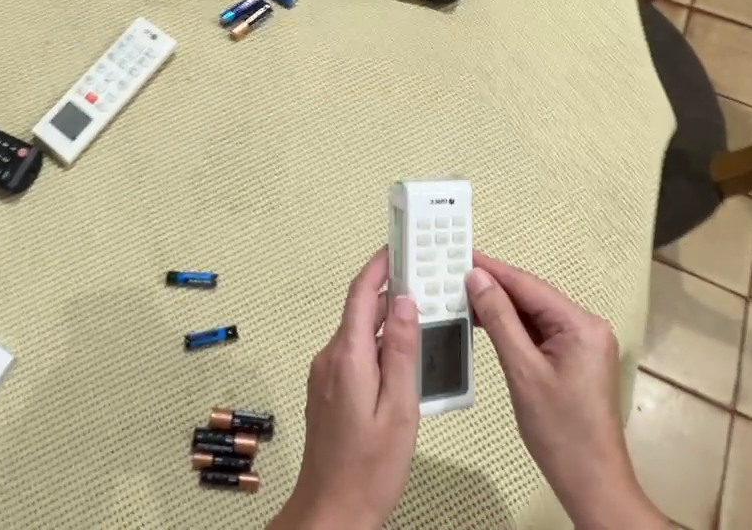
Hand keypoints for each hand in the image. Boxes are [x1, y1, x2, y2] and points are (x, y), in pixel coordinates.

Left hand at [268, 248, 420, 529]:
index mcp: (348, 356)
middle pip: (361, 311)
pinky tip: (403, 359)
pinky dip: (378, 345)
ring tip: (423, 318)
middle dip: (391, 293)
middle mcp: (330, 357)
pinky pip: (355, 353)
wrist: (331, 511)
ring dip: (387, 322)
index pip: (361, 294)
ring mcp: (326, 374)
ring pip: (359, 333)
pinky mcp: (327, 389)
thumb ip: (403, 352)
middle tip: (426, 282)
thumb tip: (406, 302)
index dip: (379, 266)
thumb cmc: (369, 468)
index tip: (399, 247)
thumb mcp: (399, 408)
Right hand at [465, 251, 664, 529]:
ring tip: (462, 294)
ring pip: (534, 314)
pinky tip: (486, 321)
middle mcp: (587, 326)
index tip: (461, 253)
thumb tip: (476, 278)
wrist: (591, 482)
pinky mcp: (574, 358)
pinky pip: (539, 331)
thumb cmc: (559, 430)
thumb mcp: (522, 371)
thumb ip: (499, 320)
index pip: (529, 286)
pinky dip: (513, 326)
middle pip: (532, 297)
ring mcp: (582, 343)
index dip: (493, 269)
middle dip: (494, 286)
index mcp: (581, 325)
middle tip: (453, 272)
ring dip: (501, 306)